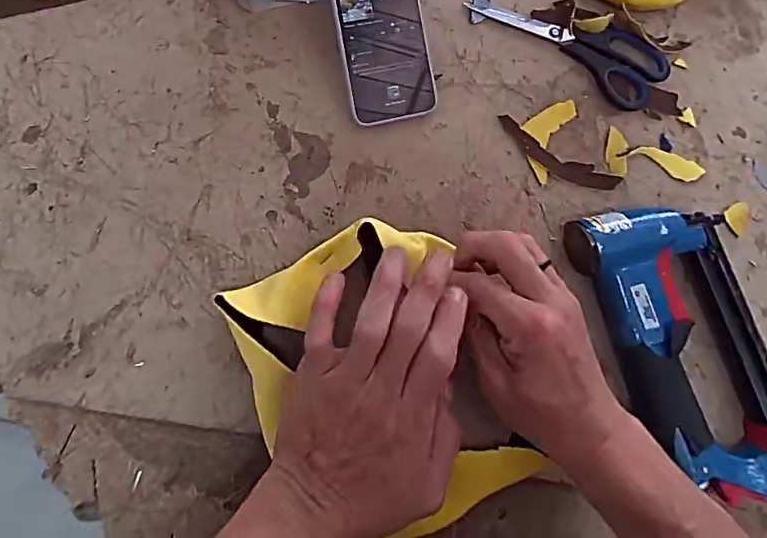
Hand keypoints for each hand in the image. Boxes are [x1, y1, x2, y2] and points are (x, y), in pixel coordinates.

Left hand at [240, 248, 468, 537]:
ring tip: (397, 254)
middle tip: (439, 256)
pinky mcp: (312, 377)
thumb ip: (446, 436)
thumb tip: (449, 386)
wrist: (307, 514)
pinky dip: (327, 304)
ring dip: (385, 286)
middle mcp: (378, 393)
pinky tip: (338, 276)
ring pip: (369, 325)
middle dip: (427, 288)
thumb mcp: (427, 486)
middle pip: (408, 330)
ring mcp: (343, 382)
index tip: (459, 291)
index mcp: (410, 418)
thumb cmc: (369, 499)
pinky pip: (319, 334)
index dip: (450, 320)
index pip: (436, 356)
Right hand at [450, 231, 625, 469]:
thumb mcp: (496, 385)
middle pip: (508, 245)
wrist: (591, 424)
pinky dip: (512, 257)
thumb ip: (475, 337)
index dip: (453, 280)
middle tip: (453, 263)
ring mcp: (563, 292)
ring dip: (495, 245)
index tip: (435, 285)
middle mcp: (551, 298)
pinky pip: (537, 259)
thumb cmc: (542, 416)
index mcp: (531, 324)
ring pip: (526, 243)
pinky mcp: (567, 294)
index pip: (483, 284)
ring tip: (472, 266)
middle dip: (474, 245)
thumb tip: (455, 303)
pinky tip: (495, 277)